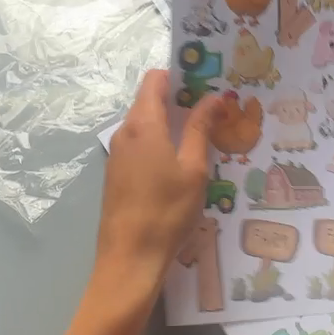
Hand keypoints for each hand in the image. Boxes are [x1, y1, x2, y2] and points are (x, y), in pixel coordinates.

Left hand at [91, 71, 219, 317]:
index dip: (180, 74)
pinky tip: (184, 162)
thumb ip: (201, 128)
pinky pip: (141, 144)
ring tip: (206, 135)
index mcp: (142, 123)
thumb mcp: (193, 169)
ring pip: (147, 124)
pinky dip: (162, 142)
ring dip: (173, 123)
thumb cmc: (166, 211)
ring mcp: (118, 154)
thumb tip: (213, 97)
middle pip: (151, 100)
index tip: (207, 82)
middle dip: (181, 99)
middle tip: (215, 110)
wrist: (129, 259)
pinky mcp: (117, 174)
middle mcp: (125, 132)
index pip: (155, 79)